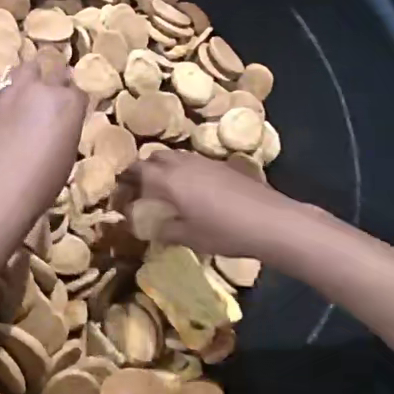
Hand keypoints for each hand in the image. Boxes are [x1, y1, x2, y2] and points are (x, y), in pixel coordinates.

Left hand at [0, 52, 85, 265]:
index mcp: (69, 101)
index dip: (75, 99)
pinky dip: (11, 92)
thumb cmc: (43, 181)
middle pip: (53, 69)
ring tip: (31, 91)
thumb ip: (67, 126)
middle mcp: (42, 88)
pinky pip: (6, 87)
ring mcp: (14, 91)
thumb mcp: (68, 153)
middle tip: (54, 94)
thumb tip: (61, 120)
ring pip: (26, 68)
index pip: (78, 89)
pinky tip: (11, 107)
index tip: (73, 107)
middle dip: (55, 78)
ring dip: (32, 76)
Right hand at [118, 150, 323, 259]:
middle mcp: (182, 164)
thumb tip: (146, 227)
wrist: (272, 222)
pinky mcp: (223, 166)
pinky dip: (185, 170)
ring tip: (166, 188)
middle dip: (144, 170)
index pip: (137, 171)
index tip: (120, 192)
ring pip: (175, 156)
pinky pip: (194, 162)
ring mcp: (205, 162)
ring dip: (165, 168)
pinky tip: (194, 190)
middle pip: (155, 157)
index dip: (126, 180)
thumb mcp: (189, 237)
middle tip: (142, 189)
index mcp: (168, 179)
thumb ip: (164, 229)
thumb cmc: (225, 231)